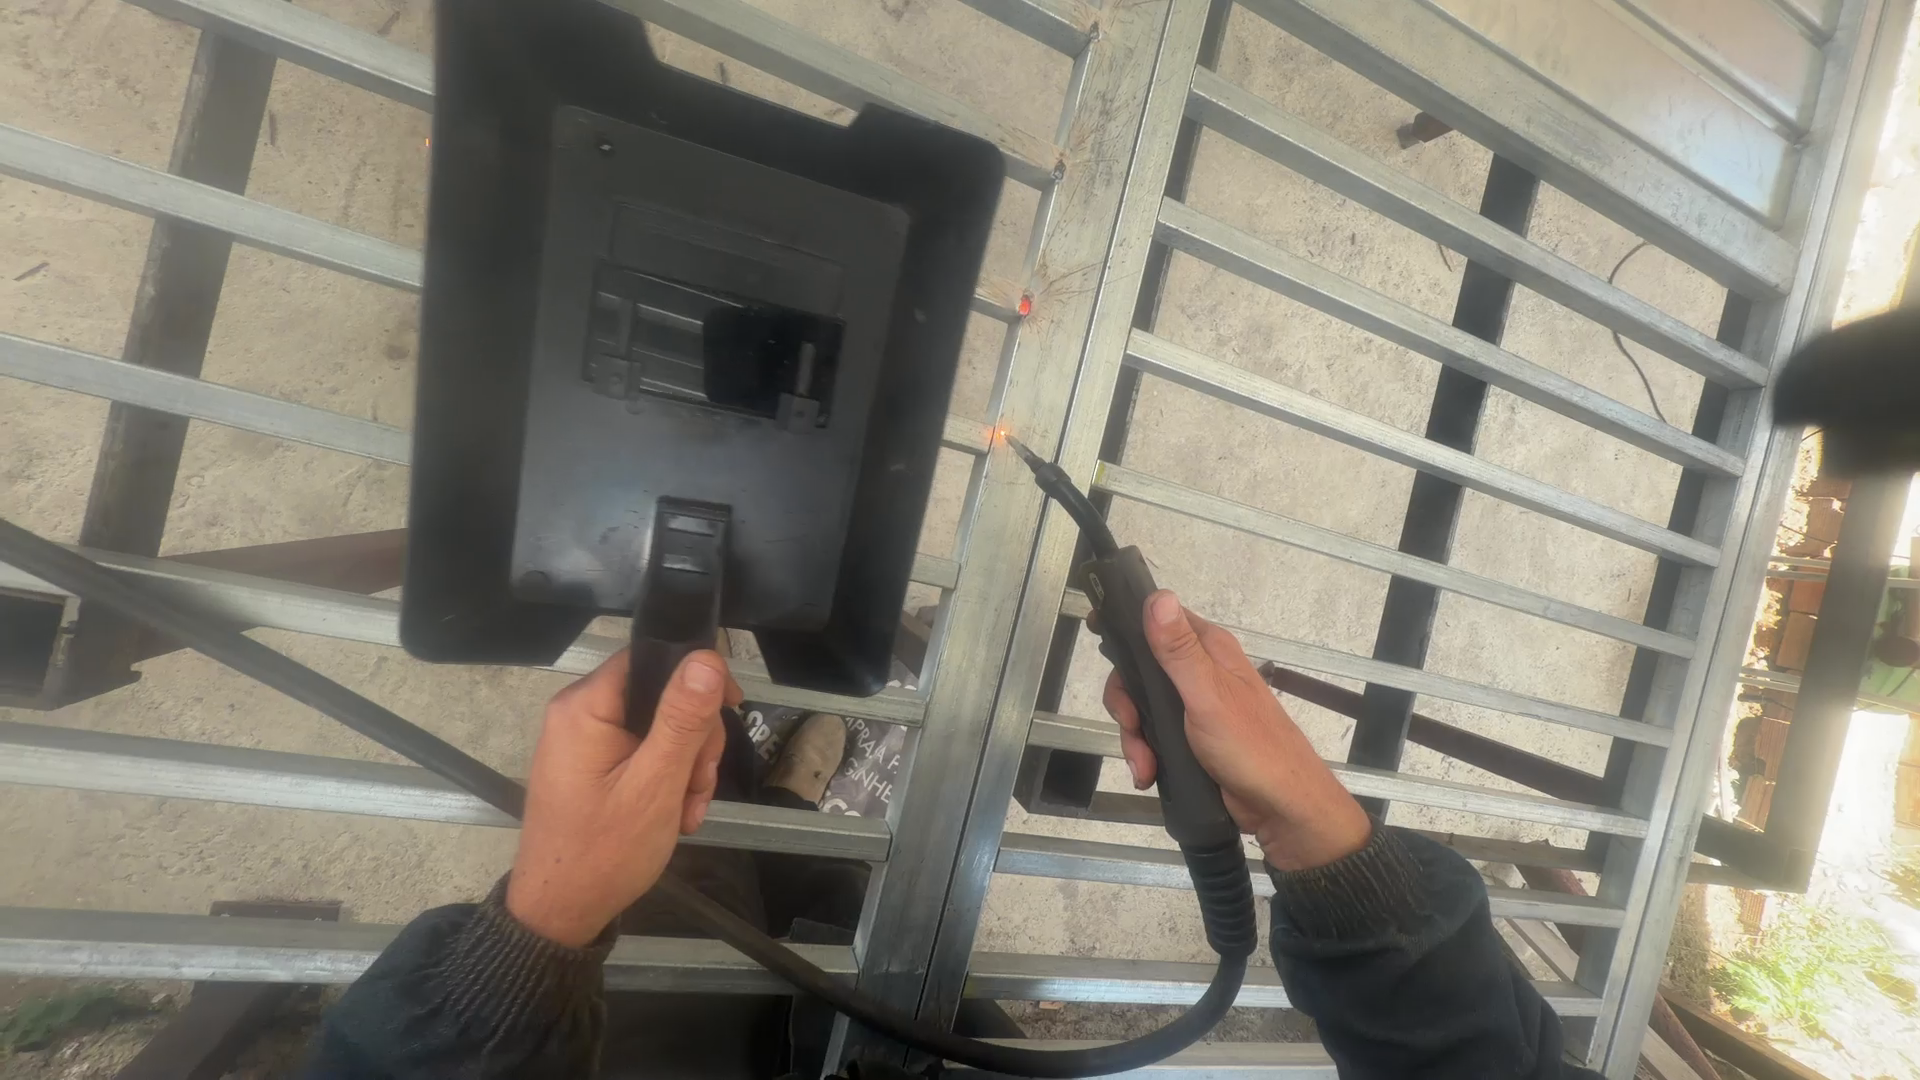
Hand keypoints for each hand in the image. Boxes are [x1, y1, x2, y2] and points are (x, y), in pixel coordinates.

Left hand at [506, 649, 741, 945]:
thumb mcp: (656, 783)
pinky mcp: (596, 762)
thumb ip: (683, 718)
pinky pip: (648, 749)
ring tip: (689, 807)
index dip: (697, 676)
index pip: (654, 657)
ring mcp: (588, 739)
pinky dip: (670, 777)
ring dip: (688, 764)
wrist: (561, 917)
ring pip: (663, 724)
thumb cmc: (605, 851)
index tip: (731, 707)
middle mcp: (582, 712)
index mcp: (586, 706)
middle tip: (700, 782)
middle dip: (695, 737)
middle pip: (663, 693)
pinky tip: (678, 811)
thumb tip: (707, 659)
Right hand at [1104, 591, 1370, 870]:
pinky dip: (1145, 752)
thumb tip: (1158, 595)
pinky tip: (1148, 772)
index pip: (1158, 618)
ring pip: (1142, 705)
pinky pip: (1153, 733)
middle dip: (1126, 702)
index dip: (1126, 623)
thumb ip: (1179, 649)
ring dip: (1134, 735)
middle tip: (1130, 724)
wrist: (1282, 810)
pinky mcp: (1190, 735)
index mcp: (1207, 649)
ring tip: (1143, 763)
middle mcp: (1199, 670)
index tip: (1096, 633)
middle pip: (1139, 669)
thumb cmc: (1250, 747)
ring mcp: (1194, 704)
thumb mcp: (1207, 694)